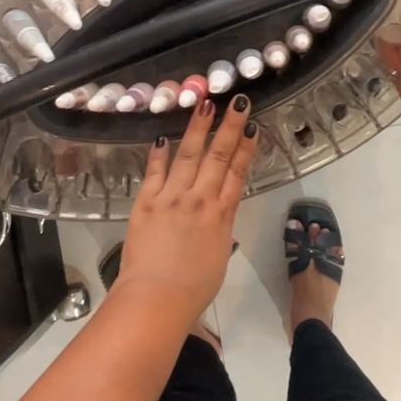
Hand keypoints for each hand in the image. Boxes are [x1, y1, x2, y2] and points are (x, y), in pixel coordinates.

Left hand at [112, 94, 258, 322]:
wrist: (157, 297)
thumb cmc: (193, 289)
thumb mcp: (217, 259)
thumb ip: (217, 235)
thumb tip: (216, 225)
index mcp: (222, 216)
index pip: (237, 173)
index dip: (246, 148)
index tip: (253, 126)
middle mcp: (201, 199)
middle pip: (219, 156)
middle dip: (231, 127)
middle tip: (239, 102)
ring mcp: (173, 197)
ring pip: (189, 154)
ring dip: (198, 128)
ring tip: (205, 104)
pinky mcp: (147, 202)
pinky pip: (155, 171)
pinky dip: (159, 153)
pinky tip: (161, 136)